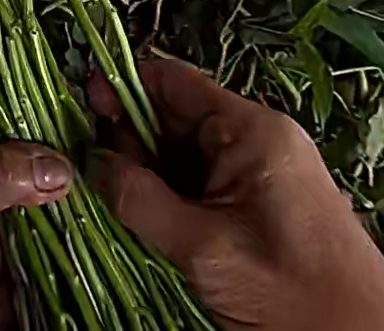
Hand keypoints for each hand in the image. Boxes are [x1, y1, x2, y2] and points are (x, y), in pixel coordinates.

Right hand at [90, 59, 383, 330]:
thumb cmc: (299, 303)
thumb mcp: (205, 250)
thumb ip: (139, 198)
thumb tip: (90, 161)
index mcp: (252, 129)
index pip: (171, 79)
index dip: (123, 83)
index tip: (84, 101)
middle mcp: (257, 138)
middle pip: (174, 114)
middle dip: (130, 135)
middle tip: (94, 162)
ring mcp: (261, 170)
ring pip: (183, 150)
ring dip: (147, 168)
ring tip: (115, 193)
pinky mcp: (261, 202)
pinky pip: (201, 179)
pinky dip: (169, 190)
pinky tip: (147, 213)